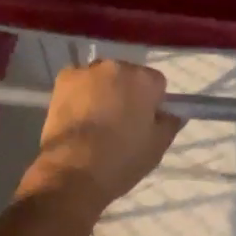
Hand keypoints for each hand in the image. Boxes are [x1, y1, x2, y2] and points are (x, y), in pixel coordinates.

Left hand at [17, 60, 185, 209]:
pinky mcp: (65, 78)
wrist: (74, 170)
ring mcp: (89, 70)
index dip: (152, 102)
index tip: (145, 122)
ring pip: (103, 76)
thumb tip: (171, 113)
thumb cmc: (121, 160)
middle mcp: (117, 66)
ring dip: (103, 90)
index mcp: (144, 80)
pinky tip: (77, 114)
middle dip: (127, 92)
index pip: (156, 83)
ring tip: (96, 120)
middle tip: (120, 121)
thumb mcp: (156, 148)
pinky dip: (80, 92)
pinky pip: (79, 80)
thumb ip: (169, 124)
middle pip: (128, 75)